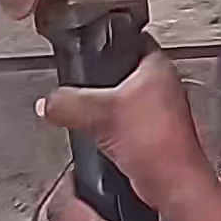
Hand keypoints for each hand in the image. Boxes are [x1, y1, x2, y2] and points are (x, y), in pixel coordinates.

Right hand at [38, 43, 212, 210]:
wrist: (171, 183)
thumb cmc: (157, 143)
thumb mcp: (100, 113)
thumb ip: (68, 103)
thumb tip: (49, 103)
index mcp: (158, 67)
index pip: (134, 38)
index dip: (112, 37)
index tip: (93, 41)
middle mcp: (163, 86)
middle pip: (124, 70)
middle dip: (101, 79)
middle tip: (82, 82)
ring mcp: (159, 110)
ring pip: (123, 98)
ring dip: (105, 106)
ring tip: (89, 111)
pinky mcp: (152, 133)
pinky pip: (124, 122)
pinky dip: (111, 126)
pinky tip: (101, 134)